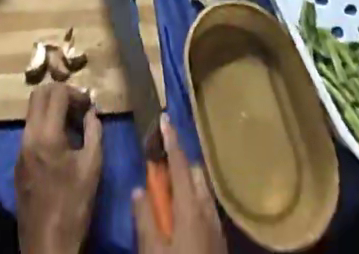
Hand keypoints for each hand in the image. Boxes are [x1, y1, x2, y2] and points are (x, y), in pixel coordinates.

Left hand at [15, 82, 103, 253]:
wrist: (47, 244)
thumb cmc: (73, 206)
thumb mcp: (92, 168)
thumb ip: (94, 133)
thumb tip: (92, 112)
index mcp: (46, 135)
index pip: (55, 93)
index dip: (75, 93)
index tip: (89, 105)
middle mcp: (28, 135)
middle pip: (38, 95)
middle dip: (60, 94)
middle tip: (79, 108)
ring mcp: (20, 148)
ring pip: (32, 112)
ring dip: (51, 109)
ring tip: (73, 125)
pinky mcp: (18, 162)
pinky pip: (30, 130)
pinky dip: (45, 126)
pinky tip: (61, 144)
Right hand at [133, 116, 225, 253]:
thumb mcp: (152, 250)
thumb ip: (145, 218)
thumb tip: (138, 190)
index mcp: (191, 208)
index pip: (180, 164)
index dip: (171, 140)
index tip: (165, 117)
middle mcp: (208, 212)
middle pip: (195, 174)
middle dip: (179, 160)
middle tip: (160, 155)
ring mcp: (216, 228)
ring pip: (202, 192)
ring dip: (187, 180)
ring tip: (168, 181)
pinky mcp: (219, 243)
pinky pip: (205, 208)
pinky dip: (192, 198)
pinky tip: (181, 210)